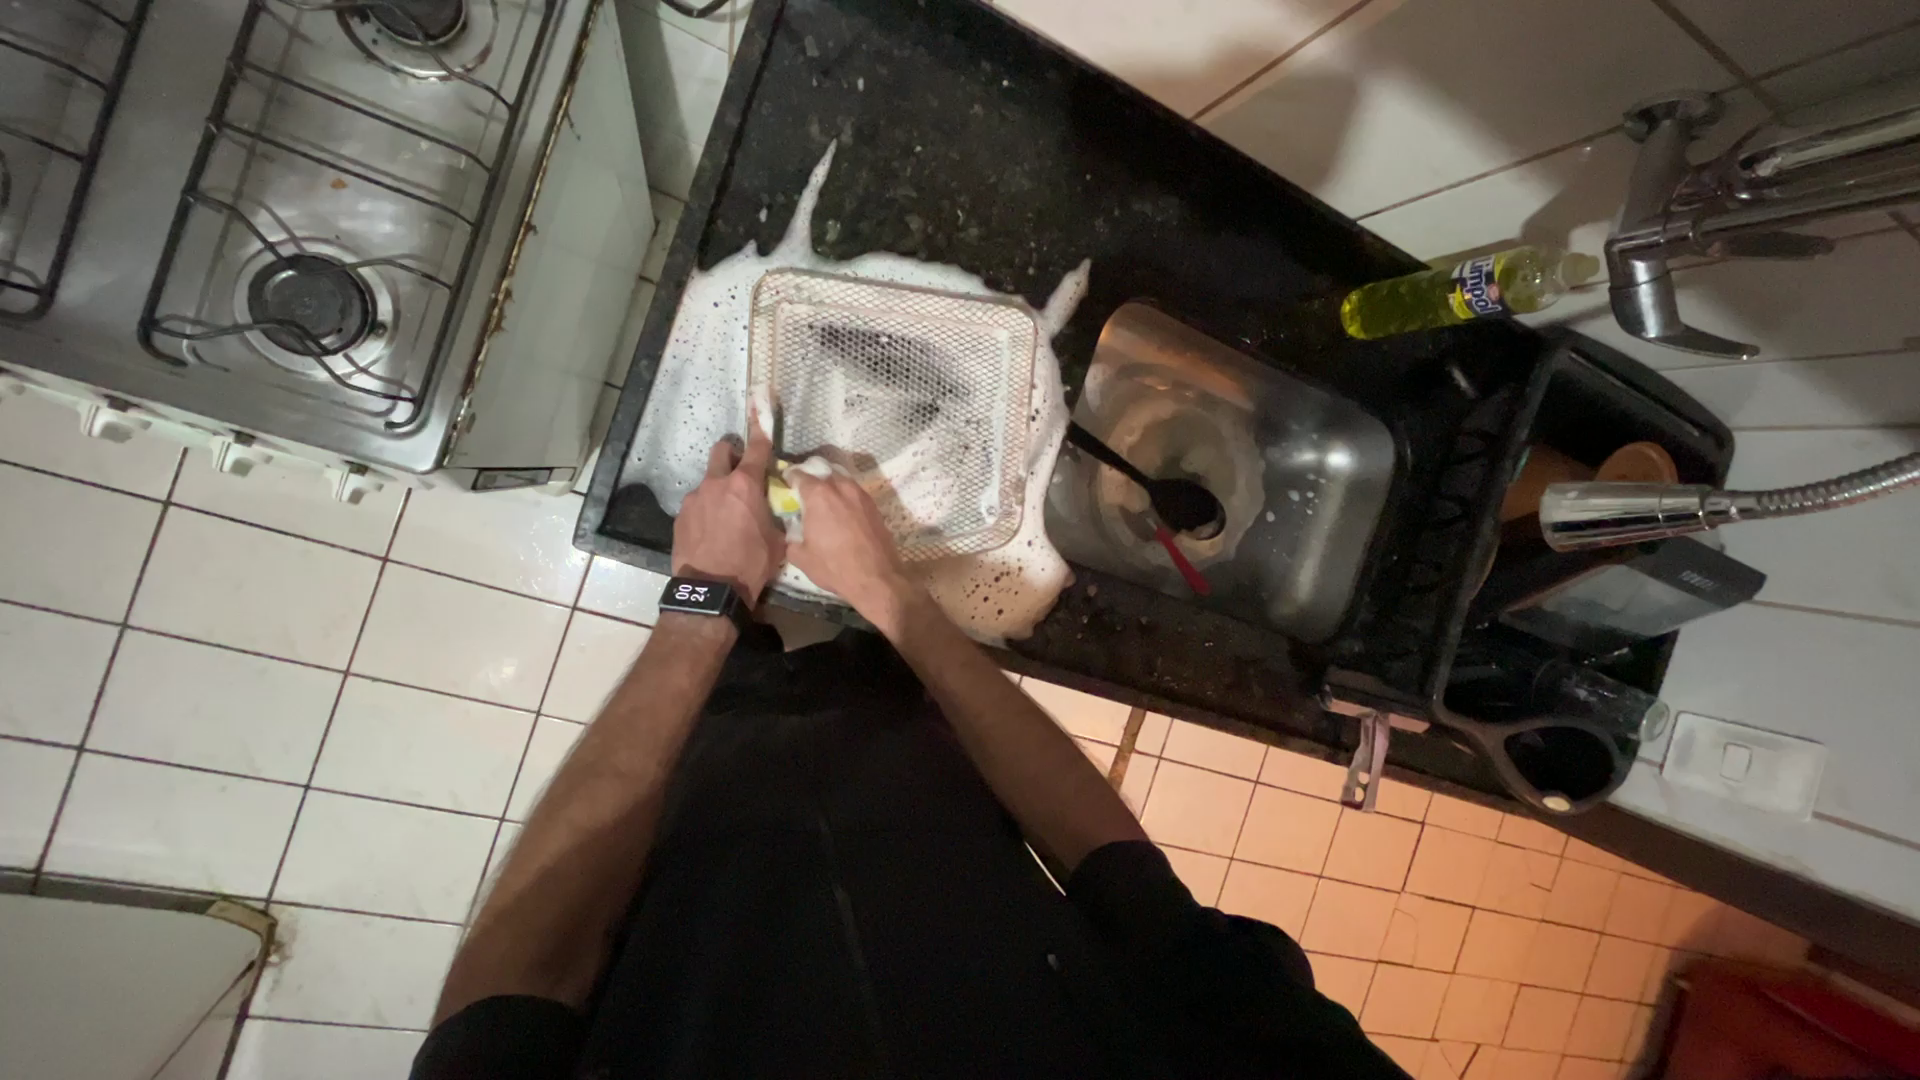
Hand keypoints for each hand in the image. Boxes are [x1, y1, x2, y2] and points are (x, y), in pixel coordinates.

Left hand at [671, 424, 785, 605]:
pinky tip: (713, 531)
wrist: (710, 590)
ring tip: (727, 514)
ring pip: (709, 481)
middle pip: (722, 450)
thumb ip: (774, 515)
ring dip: (719, 488)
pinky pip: (697, 504)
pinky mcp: (681, 516)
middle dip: (732, 453)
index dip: (762, 431)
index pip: (757, 449)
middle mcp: (717, 484)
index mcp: (745, 486)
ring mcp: (695, 498)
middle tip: (742, 468)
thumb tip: (775, 508)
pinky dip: (707, 510)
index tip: (762, 416)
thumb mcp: (777, 540)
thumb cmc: (751, 564)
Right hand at [786, 467, 915, 629]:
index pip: (799, 475)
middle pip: (822, 472)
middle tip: (804, 491)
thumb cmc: (834, 566)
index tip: (785, 483)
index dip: (789, 477)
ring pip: (841, 479)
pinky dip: (845, 495)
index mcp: (818, 495)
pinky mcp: (874, 505)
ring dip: (830, 484)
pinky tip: (842, 509)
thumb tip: (791, 532)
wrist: (875, 577)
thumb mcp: (801, 556)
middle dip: (811, 478)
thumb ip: (791, 537)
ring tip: (825, 498)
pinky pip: (854, 491)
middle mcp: (840, 487)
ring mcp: (860, 494)